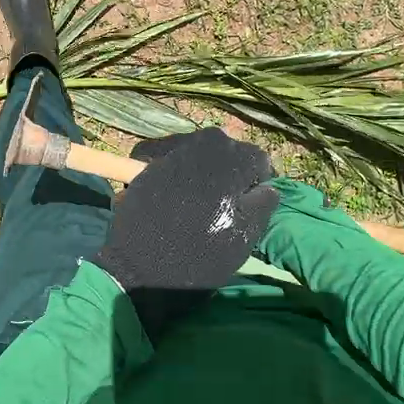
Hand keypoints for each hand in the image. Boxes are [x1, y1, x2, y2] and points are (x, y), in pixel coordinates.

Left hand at [93, 129, 279, 337]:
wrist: (136, 261)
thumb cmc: (197, 253)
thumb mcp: (243, 237)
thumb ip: (263, 204)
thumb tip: (268, 186)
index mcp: (234, 157)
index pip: (259, 161)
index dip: (258, 184)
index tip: (248, 207)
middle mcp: (205, 141)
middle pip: (230, 153)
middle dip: (231, 175)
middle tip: (223, 205)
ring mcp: (174, 146)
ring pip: (203, 154)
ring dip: (205, 173)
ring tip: (199, 203)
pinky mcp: (149, 157)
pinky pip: (178, 159)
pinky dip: (181, 173)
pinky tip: (176, 195)